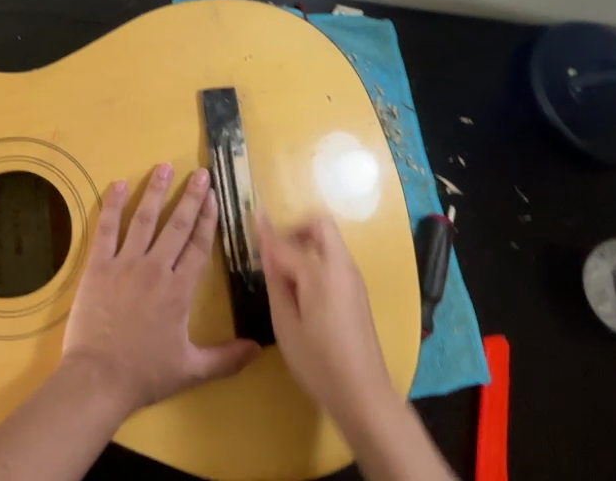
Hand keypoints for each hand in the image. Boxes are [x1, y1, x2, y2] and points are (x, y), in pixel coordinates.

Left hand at [61, 164, 261, 412]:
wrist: (98, 379)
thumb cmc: (145, 374)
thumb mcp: (191, 371)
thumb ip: (226, 358)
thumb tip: (259, 349)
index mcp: (179, 291)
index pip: (198, 246)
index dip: (207, 219)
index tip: (213, 196)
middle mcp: (155, 269)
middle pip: (176, 226)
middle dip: (190, 197)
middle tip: (199, 172)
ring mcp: (125, 264)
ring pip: (144, 220)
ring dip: (155, 191)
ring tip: (164, 167)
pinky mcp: (98, 267)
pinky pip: (106, 229)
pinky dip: (112, 206)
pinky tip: (119, 184)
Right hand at [258, 213, 393, 423]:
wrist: (363, 393)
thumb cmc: (317, 362)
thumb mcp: (285, 324)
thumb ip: (275, 280)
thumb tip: (265, 248)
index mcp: (320, 272)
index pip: (286, 242)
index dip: (266, 233)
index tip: (251, 222)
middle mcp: (341, 266)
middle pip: (320, 224)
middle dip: (295, 229)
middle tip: (275, 252)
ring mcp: (354, 277)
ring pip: (329, 241)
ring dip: (307, 244)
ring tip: (285, 276)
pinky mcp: (359, 290)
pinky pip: (335, 259)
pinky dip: (317, 259)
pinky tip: (304, 291)